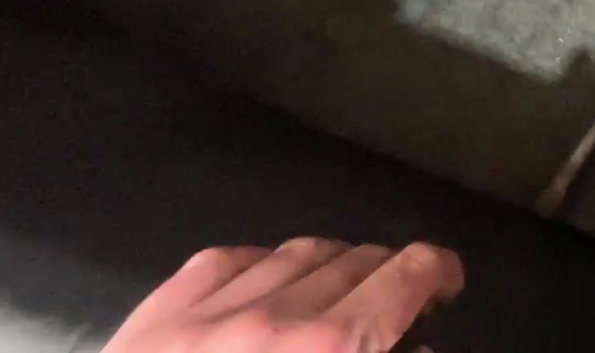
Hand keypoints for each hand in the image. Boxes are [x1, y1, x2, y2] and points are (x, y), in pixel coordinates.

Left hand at [103, 239, 463, 352]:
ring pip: (305, 251)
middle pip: (365, 256)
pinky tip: (261, 293)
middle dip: (385, 280)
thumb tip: (423, 346)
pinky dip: (260, 266)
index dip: (439, 272)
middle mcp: (279, 316)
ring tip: (326, 301)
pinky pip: (228, 259)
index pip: (413, 271)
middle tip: (384, 314)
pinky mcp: (150, 320)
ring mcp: (208, 313)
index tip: (444, 291)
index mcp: (330, 349)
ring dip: (331, 269)